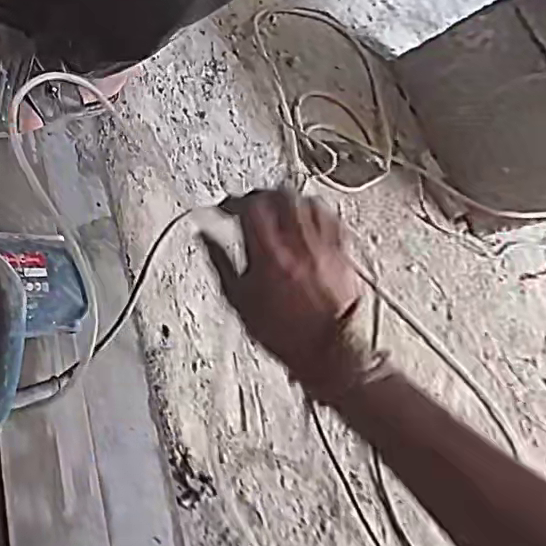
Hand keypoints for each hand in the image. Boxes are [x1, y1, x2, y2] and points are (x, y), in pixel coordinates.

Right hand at [203, 189, 376, 400]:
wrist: (326, 350)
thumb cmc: (283, 332)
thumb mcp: (236, 298)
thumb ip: (219, 260)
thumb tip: (204, 237)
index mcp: (268, 254)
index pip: (250, 208)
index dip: (233, 202)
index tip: (224, 208)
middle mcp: (298, 245)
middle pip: (281, 197)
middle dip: (260, 195)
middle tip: (248, 204)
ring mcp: (323, 247)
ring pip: (308, 202)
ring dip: (288, 199)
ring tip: (276, 207)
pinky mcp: (342, 254)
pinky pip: (331, 220)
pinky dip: (315, 212)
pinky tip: (306, 218)